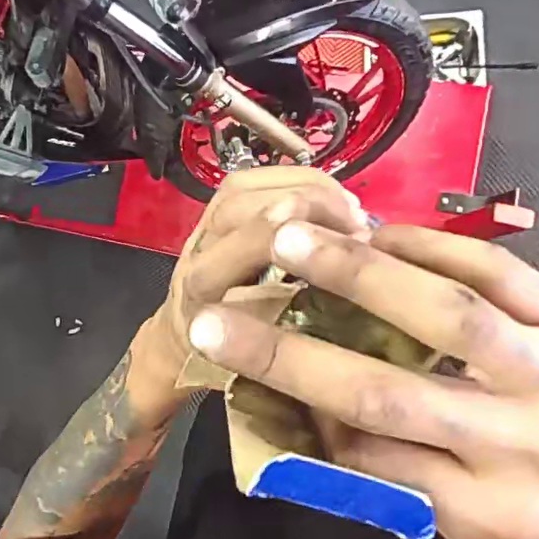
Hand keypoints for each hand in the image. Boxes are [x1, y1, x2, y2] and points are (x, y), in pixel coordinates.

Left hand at [135, 168, 370, 403]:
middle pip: (239, 205)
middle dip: (305, 203)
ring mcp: (204, 223)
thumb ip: (288, 330)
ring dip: (305, 187)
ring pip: (246, 185)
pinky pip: (252, 179)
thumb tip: (349, 291)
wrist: (181, 337)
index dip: (285, 233)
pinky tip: (331, 194)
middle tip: (357, 222)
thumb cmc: (225, 356)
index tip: (339, 240)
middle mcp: (199, 249)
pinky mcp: (217, 207)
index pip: (237, 248)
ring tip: (349, 207)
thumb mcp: (257, 359)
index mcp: (204, 289)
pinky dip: (296, 179)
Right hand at [183, 222, 538, 538]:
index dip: (300, 414)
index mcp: (495, 510)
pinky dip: (428, 245)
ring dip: (359, 274)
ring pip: (445, 312)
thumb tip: (323, 427)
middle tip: (219, 316)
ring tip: (290, 241)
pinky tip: (377, 230)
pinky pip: (492, 270)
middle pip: (391, 393)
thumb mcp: (490, 532)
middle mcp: (524, 441)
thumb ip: (407, 483)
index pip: (370, 461)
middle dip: (293, 354)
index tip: (238, 368)